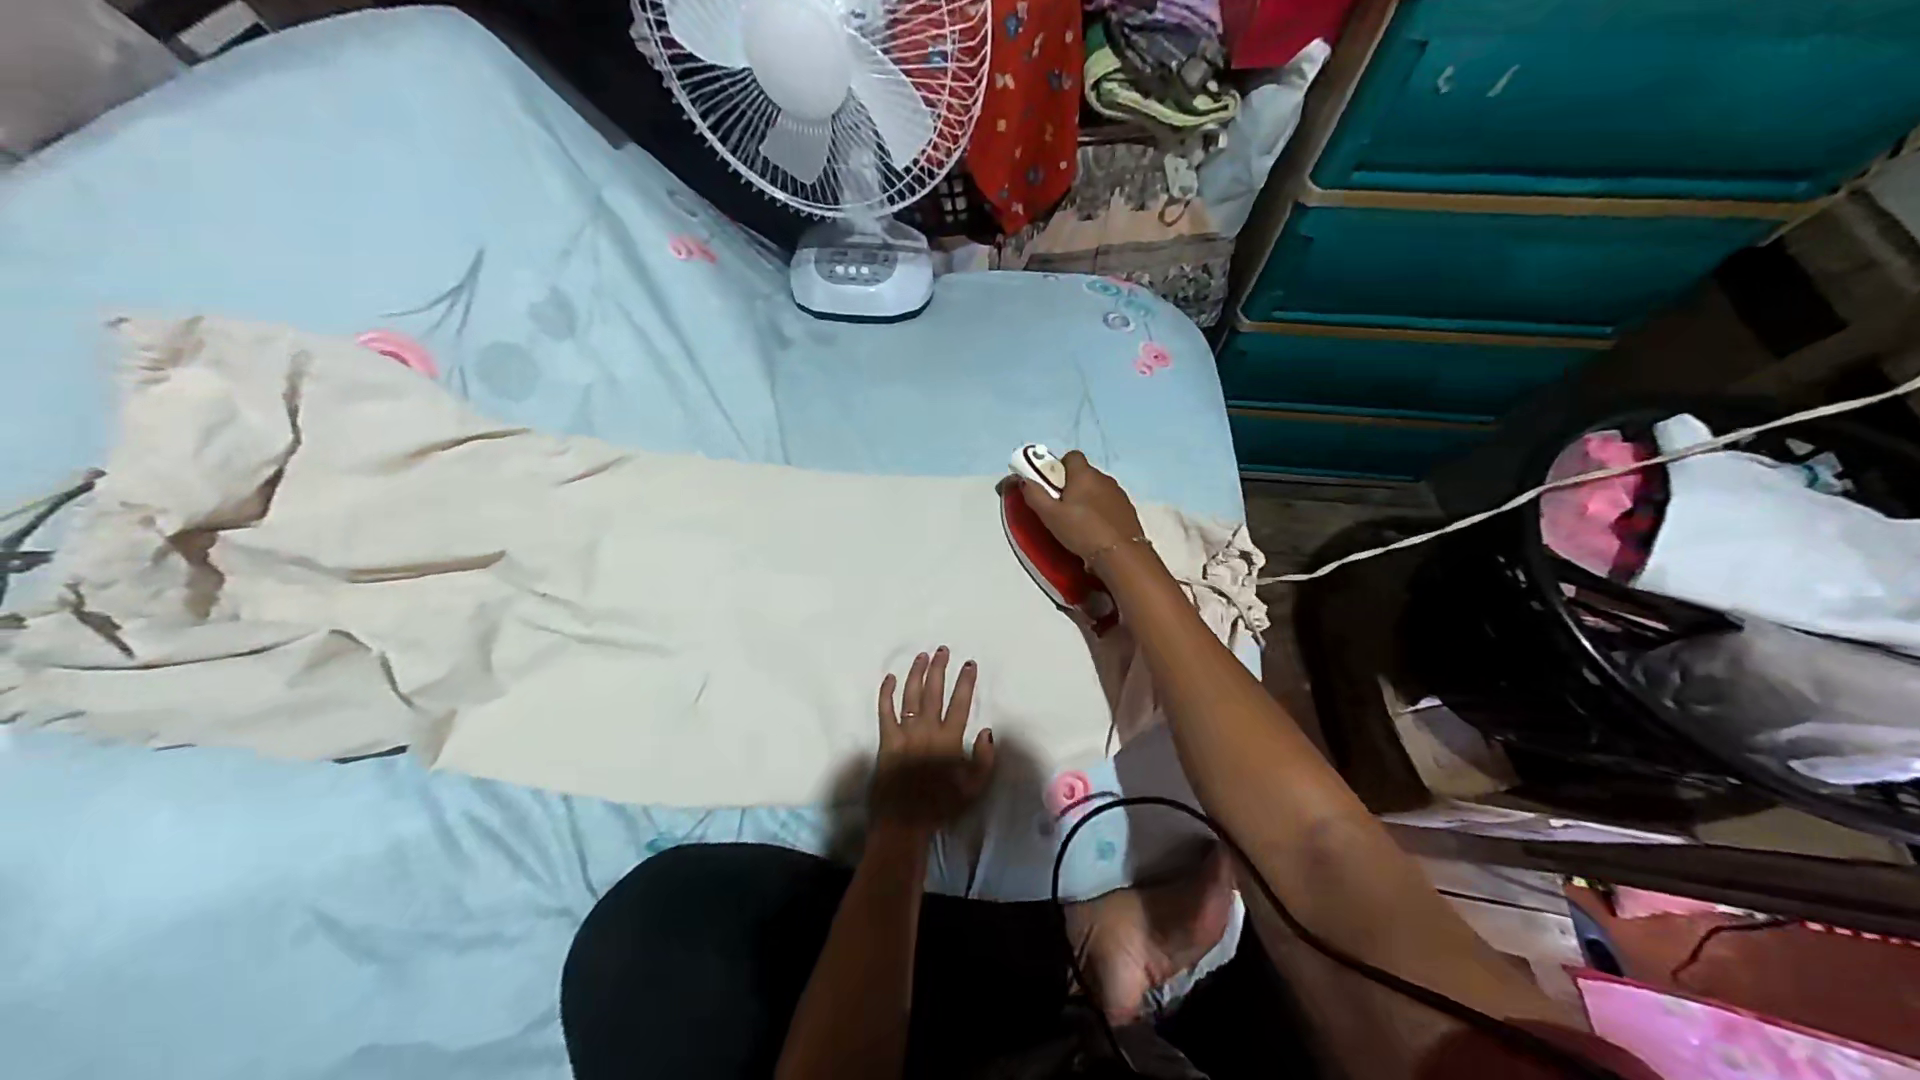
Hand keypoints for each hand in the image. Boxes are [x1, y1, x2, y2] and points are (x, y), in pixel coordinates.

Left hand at [871, 646, 994, 835]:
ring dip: (916, 673)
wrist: (904, 822)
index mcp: (949, 740)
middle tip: (942, 650)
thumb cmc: (941, 806)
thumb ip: (984, 759)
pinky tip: (890, 678)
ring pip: (910, 695)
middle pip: (933, 691)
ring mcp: (905, 733)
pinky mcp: (886, 740)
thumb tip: (988, 731)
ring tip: (921, 657)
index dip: (966, 682)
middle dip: (939, 668)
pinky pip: (885, 711)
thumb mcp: (974, 789)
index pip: (960, 703)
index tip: (969, 664)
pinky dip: (886, 693)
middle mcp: (927, 730)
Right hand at [1017, 450, 1147, 562]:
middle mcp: (1104, 479)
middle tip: (1060, 508)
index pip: (1071, 456)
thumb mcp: (1050, 516)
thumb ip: (1034, 495)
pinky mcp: (1129, 511)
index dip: (1059, 467)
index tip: (1051, 485)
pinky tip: (1095, 531)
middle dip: (1072, 486)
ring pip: (1098, 490)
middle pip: (1084, 474)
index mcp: (1084, 474)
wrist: (1121, 555)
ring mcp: (1119, 495)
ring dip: (1087, 500)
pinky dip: (1101, 513)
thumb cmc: (1082, 531)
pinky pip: (1109, 505)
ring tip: (1078, 523)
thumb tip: (1023, 479)